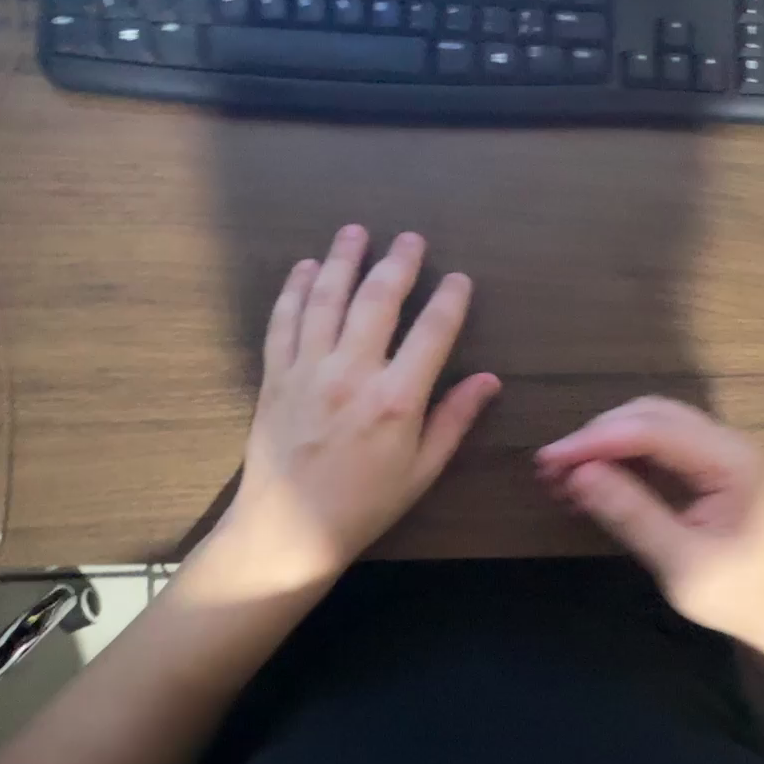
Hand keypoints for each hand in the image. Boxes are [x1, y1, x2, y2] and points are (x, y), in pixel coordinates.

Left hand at [219, 225, 500, 585]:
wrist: (289, 530)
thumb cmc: (364, 505)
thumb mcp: (421, 472)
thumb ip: (454, 420)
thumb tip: (488, 380)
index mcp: (396, 399)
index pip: (432, 333)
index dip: (450, 300)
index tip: (460, 280)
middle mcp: (352, 373)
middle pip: (378, 301)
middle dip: (398, 264)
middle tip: (410, 239)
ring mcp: (308, 370)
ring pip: (327, 300)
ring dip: (343, 260)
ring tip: (355, 232)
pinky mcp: (275, 376)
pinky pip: (284, 321)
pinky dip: (295, 290)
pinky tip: (306, 268)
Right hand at [535, 397, 763, 641]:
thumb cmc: (736, 597)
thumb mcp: (681, 563)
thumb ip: (631, 514)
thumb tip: (579, 475)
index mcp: (730, 461)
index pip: (651, 430)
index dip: (594, 441)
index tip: (549, 460)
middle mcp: (725, 444)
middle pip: (647, 416)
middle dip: (594, 439)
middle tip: (549, 469)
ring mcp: (715, 453)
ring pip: (646, 426)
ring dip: (602, 447)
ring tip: (560, 478)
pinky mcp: (703, 468)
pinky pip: (653, 448)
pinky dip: (617, 461)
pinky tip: (587, 486)